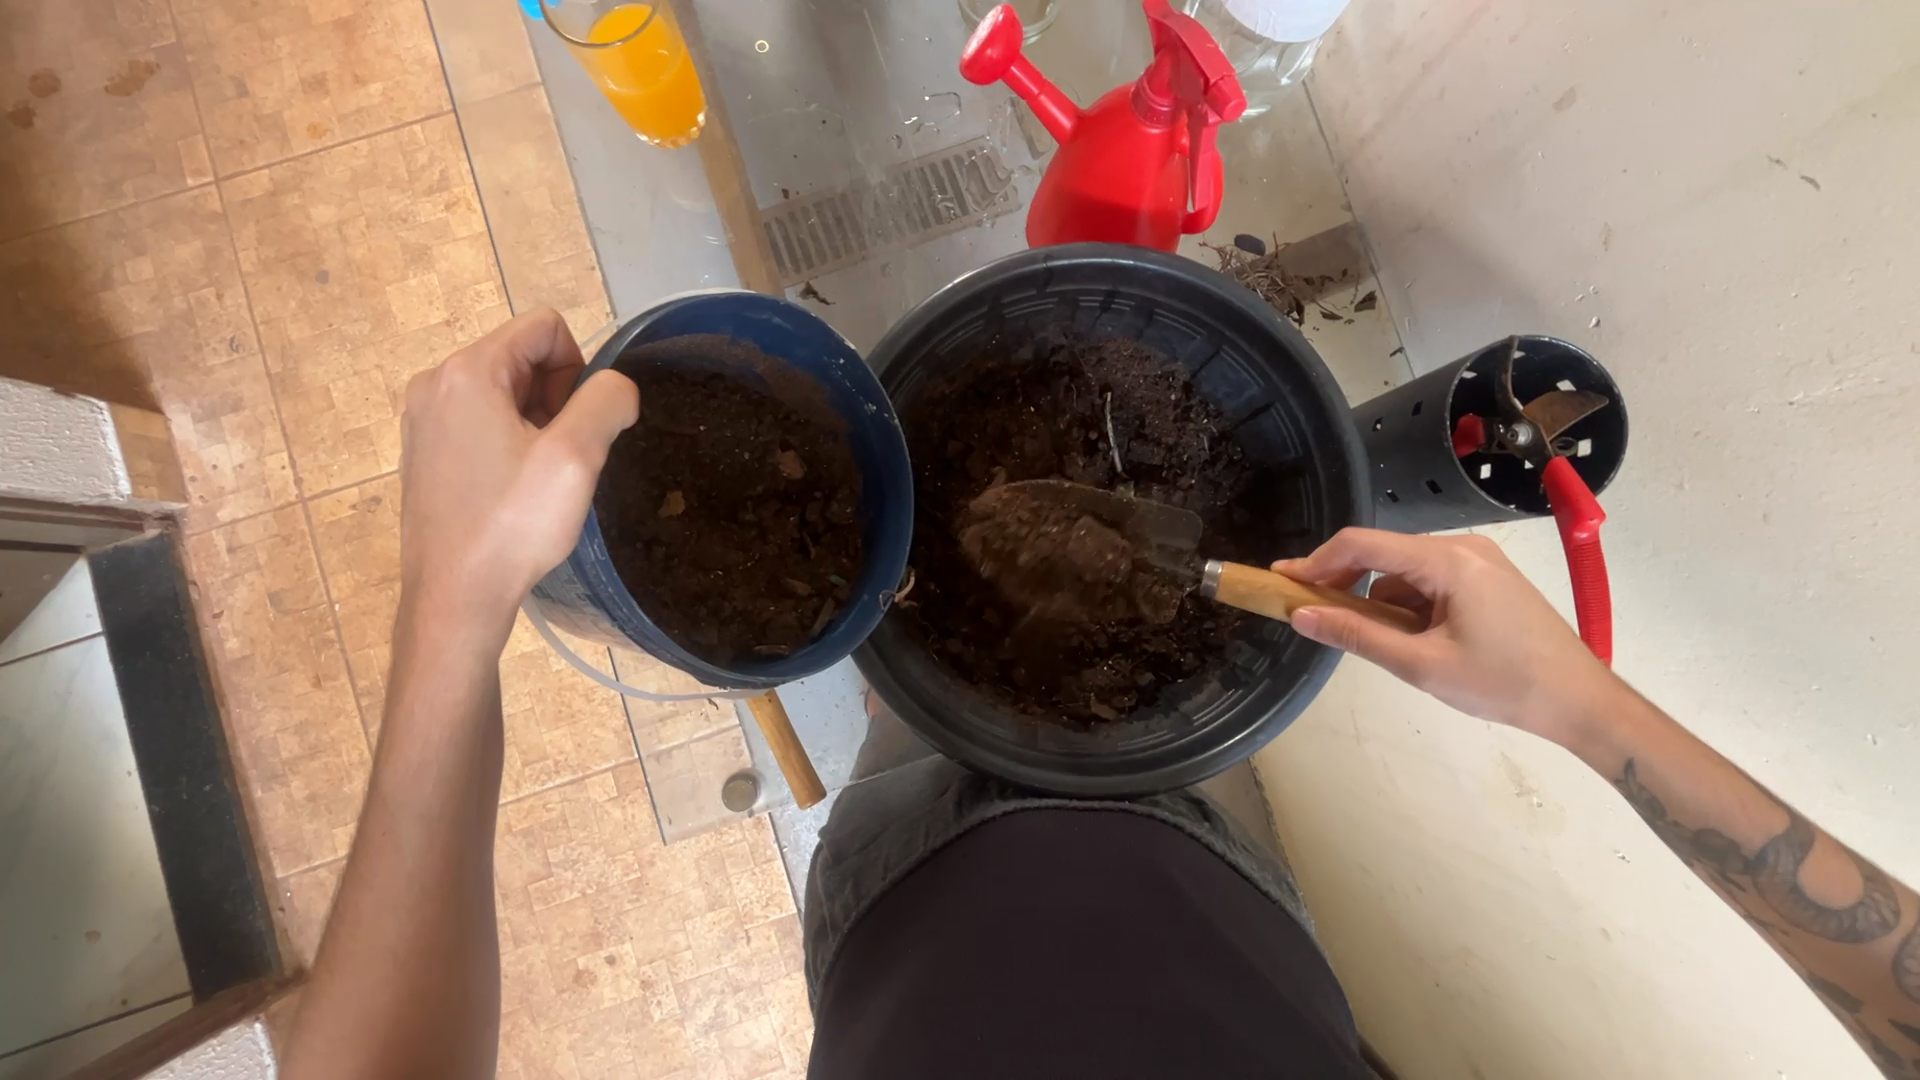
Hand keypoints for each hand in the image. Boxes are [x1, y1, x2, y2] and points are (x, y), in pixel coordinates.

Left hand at [399, 309, 638, 634]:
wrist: (456, 594)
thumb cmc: (514, 523)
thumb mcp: (577, 456)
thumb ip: (607, 402)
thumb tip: (618, 388)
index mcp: (467, 372)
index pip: (545, 327)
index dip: (580, 368)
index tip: (579, 425)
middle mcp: (436, 383)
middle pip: (525, 356)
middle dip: (559, 396)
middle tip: (563, 456)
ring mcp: (425, 418)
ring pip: (508, 390)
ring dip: (540, 422)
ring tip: (542, 476)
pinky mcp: (427, 450)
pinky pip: (486, 420)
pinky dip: (514, 441)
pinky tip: (517, 487)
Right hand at [1273, 528, 1617, 740]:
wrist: (1585, 705)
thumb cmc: (1503, 684)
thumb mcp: (1420, 664)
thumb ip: (1356, 635)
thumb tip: (1299, 616)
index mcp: (1448, 561)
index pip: (1362, 545)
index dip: (1315, 561)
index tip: (1281, 581)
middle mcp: (1462, 549)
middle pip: (1380, 552)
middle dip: (1339, 578)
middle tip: (1306, 607)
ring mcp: (1477, 562)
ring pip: (1401, 569)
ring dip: (1372, 595)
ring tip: (1358, 632)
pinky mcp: (1485, 580)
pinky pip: (1425, 580)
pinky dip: (1401, 602)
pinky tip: (1401, 633)